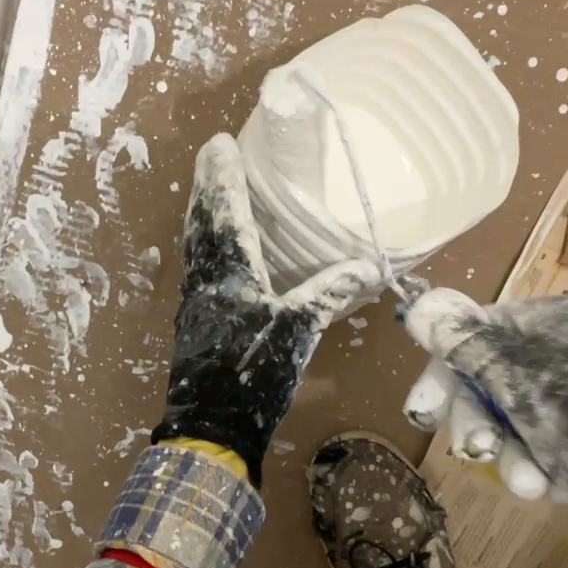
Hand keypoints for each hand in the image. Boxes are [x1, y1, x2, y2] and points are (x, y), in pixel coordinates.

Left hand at [152, 134, 380, 484]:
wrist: (211, 425)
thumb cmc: (250, 373)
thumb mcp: (296, 331)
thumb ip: (329, 294)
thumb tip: (371, 266)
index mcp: (226, 270)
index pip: (220, 208)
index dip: (220, 173)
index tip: (219, 142)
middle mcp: (204, 278)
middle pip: (199, 221)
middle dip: (206, 187)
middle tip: (215, 161)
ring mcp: (195, 302)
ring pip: (196, 246)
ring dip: (203, 216)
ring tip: (216, 196)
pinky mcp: (195, 323)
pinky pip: (200, 270)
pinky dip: (208, 247)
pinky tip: (223, 256)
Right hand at [401, 287, 567, 522]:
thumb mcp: (517, 377)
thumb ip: (463, 345)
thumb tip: (418, 308)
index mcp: (545, 324)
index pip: (472, 338)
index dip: (442, 376)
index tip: (422, 411)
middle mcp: (555, 354)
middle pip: (485, 387)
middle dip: (476, 426)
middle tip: (476, 451)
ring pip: (509, 427)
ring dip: (509, 458)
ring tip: (527, 485)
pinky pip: (538, 449)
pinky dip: (539, 467)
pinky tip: (551, 484)